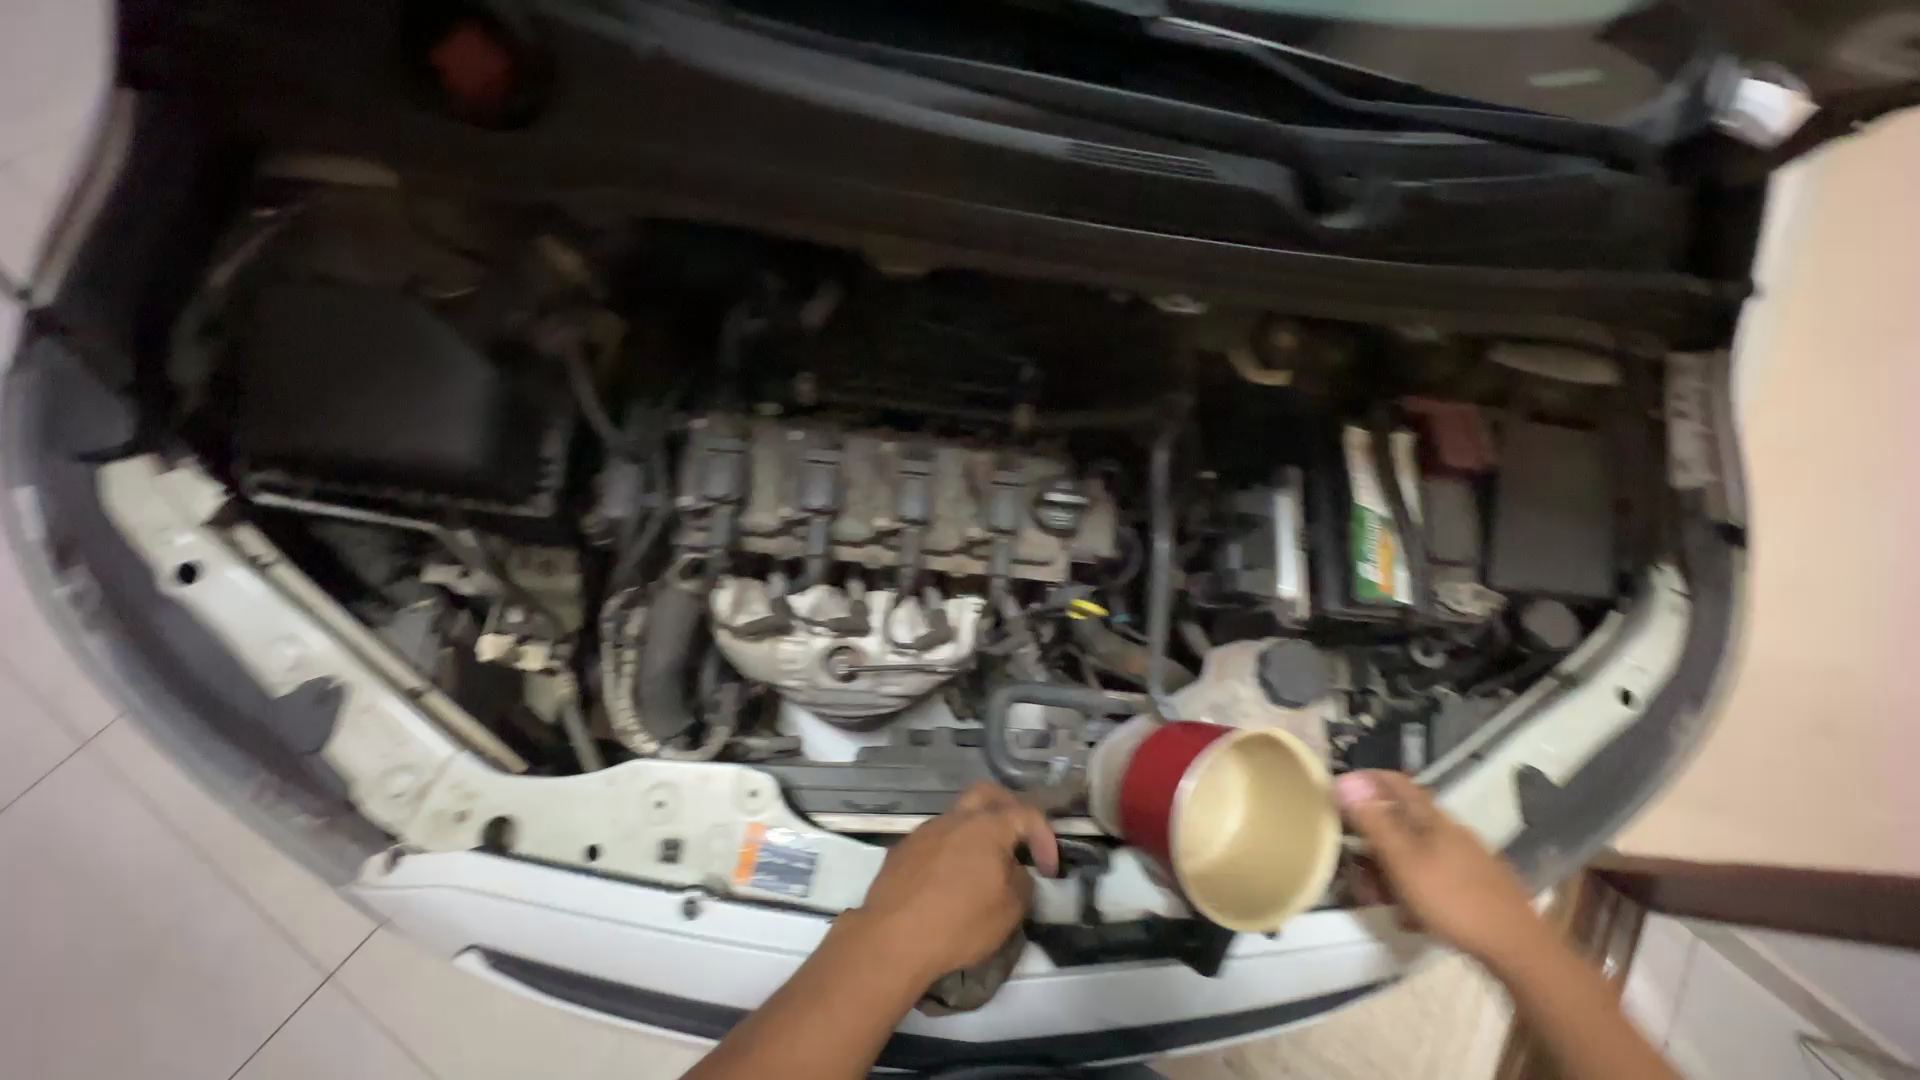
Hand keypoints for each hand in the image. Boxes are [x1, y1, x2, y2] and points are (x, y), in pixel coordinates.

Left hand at [849, 783, 1058, 986]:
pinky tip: (948, 882)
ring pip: (957, 817)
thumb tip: (1015, 872)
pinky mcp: (902, 850)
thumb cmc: (959, 923)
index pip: (1027, 815)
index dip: (1045, 839)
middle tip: (1019, 839)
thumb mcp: (1010, 910)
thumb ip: (1022, 882)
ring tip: (982, 868)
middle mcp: (954, 819)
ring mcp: (924, 831)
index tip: (1049, 871)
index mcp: (986, 826)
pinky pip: (934, 840)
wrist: (893, 938)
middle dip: (1009, 809)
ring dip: (976, 833)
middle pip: (987, 794)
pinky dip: (949, 852)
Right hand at [1335, 769, 1544, 968]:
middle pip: (1402, 821)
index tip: (1339, 791)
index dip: (1367, 779)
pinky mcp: (1476, 885)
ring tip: (1377, 897)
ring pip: (1415, 852)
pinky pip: (1432, 876)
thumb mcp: (1402, 859)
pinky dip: (1413, 887)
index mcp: (1431, 819)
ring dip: (1390, 868)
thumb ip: (1373, 820)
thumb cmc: (1452, 899)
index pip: (1395, 782)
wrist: (1517, 948)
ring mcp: (1466, 858)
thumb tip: (1346, 779)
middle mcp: (1450, 831)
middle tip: (1353, 864)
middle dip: (1373, 838)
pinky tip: (1410, 915)